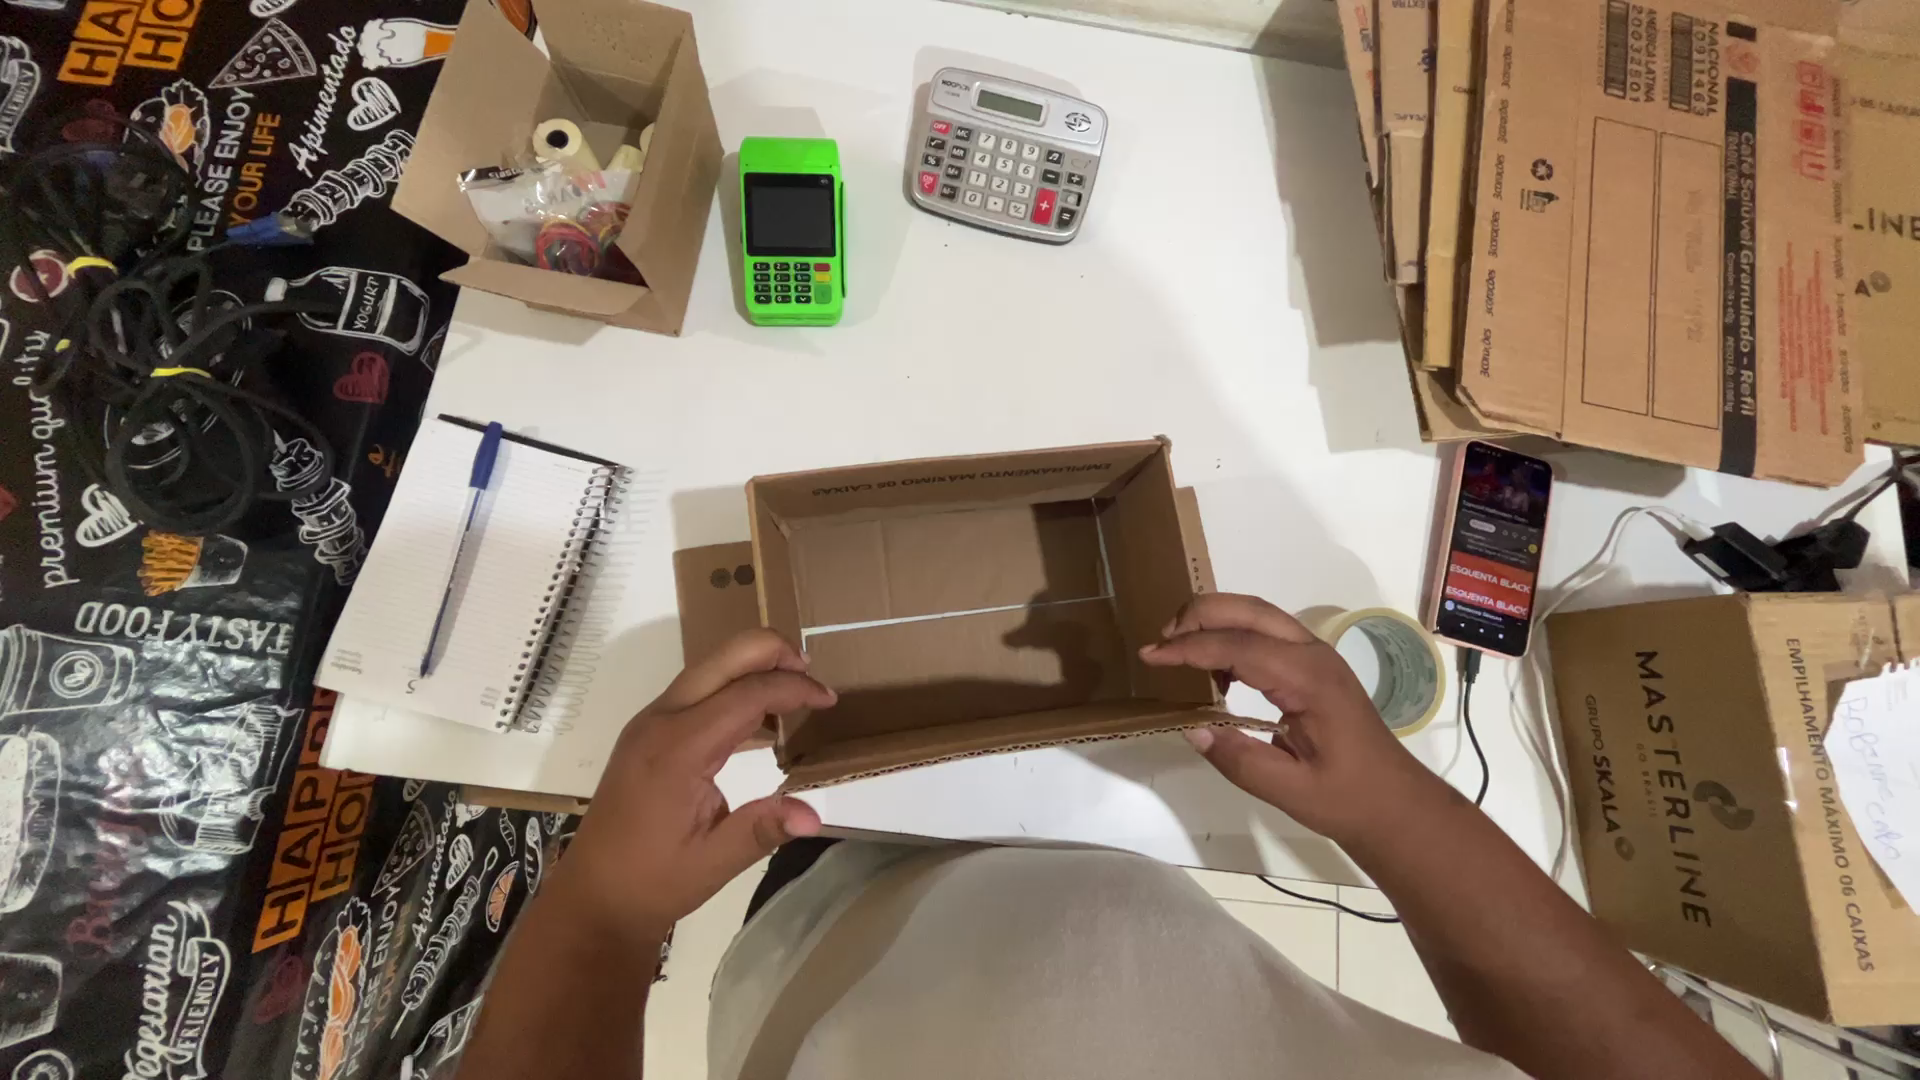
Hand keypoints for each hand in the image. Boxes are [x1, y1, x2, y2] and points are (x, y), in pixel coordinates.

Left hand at [554, 629, 834, 945]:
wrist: (593, 897)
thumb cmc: (651, 882)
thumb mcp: (712, 863)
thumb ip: (762, 830)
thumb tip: (814, 816)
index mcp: (678, 749)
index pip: (747, 693)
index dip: (794, 689)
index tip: (829, 700)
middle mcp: (662, 720)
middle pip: (725, 657)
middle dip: (774, 652)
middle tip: (813, 677)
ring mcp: (653, 720)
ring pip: (712, 666)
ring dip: (756, 667)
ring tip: (797, 693)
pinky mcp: (652, 729)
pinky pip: (701, 689)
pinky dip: (737, 687)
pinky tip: (763, 720)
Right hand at [1139, 593, 1450, 845]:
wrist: (1398, 805)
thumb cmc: (1348, 799)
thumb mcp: (1290, 791)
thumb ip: (1238, 759)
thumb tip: (1191, 727)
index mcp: (1309, 680)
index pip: (1238, 646)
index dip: (1189, 648)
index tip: (1150, 656)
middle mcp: (1312, 655)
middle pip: (1248, 610)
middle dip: (1198, 615)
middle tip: (1160, 641)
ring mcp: (1314, 655)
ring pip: (1256, 613)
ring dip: (1213, 619)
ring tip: (1176, 647)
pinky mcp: (1310, 664)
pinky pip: (1263, 631)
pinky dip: (1229, 635)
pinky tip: (1213, 668)